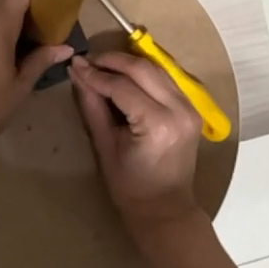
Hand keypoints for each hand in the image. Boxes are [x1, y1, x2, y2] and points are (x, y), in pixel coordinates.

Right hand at [70, 51, 203, 230]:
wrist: (164, 208)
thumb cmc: (130, 187)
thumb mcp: (104, 146)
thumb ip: (92, 106)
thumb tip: (78, 73)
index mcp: (157, 124)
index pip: (123, 87)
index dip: (97, 74)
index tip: (76, 63)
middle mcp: (179, 110)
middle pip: (143, 69)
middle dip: (113, 60)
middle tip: (88, 59)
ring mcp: (190, 108)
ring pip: (157, 68)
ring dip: (129, 63)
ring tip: (103, 63)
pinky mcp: (192, 109)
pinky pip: (166, 79)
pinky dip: (144, 72)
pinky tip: (125, 73)